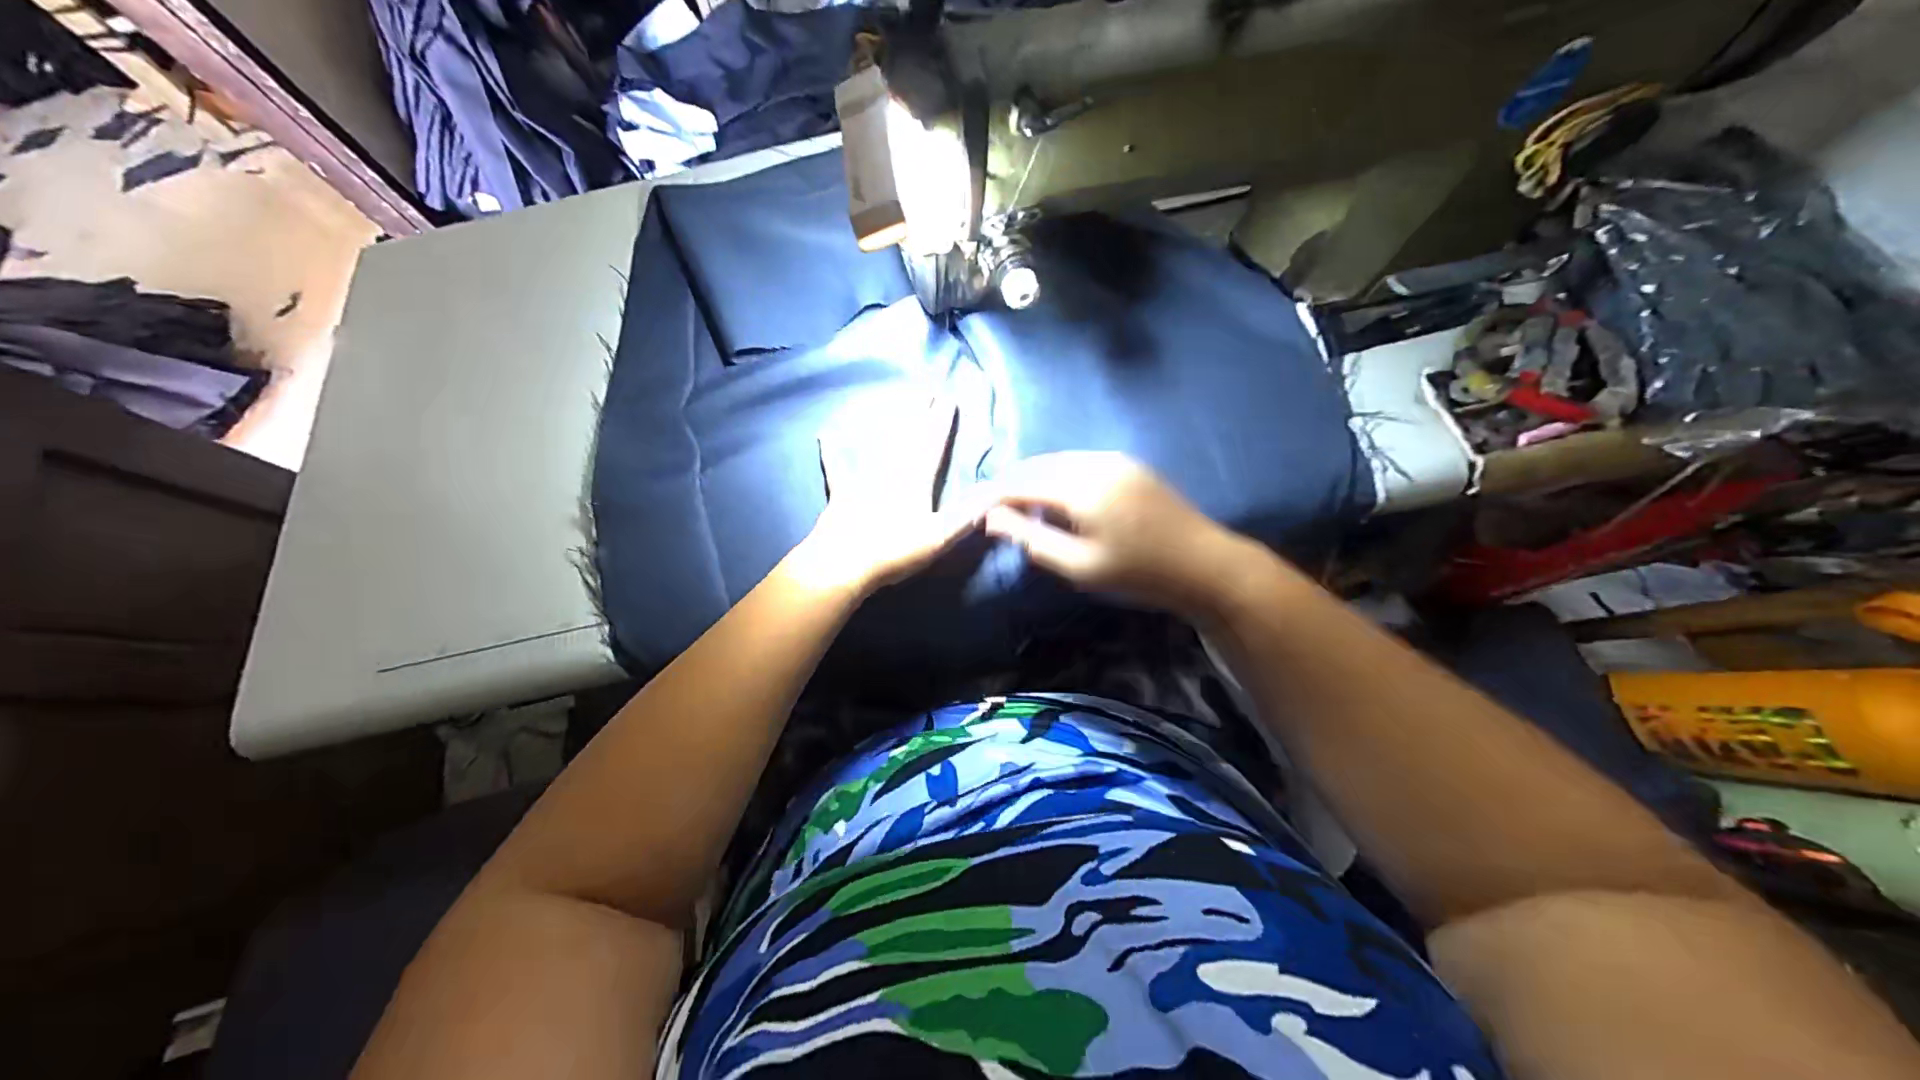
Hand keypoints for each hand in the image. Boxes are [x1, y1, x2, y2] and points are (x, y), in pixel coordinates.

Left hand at [785, 396, 986, 593]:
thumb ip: (967, 514)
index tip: (948, 399)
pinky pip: (837, 466)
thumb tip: (996, 492)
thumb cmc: (894, 551)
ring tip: (892, 401)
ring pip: (876, 443)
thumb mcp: (939, 537)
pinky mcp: (840, 492)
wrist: (842, 565)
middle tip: (925, 392)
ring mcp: (863, 479)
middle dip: (919, 414)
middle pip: (907, 437)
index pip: (933, 445)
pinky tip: (826, 435)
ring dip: (885, 422)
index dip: (942, 422)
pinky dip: (833, 450)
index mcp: (916, 481)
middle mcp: (890, 471)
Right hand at [983, 452, 1256, 618]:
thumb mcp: (1079, 566)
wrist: (1206, 566)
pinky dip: (1058, 476)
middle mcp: (1096, 462)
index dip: (992, 496)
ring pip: (1058, 461)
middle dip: (1010, 484)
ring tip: (1019, 507)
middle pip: (1037, 465)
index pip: (1020, 483)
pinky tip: (1057, 500)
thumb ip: (1032, 539)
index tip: (972, 513)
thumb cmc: (1139, 573)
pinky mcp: (1130, 465)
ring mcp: (1116, 460)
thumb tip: (991, 518)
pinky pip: (1080, 462)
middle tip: (990, 510)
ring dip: (1034, 479)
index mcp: (1082, 487)